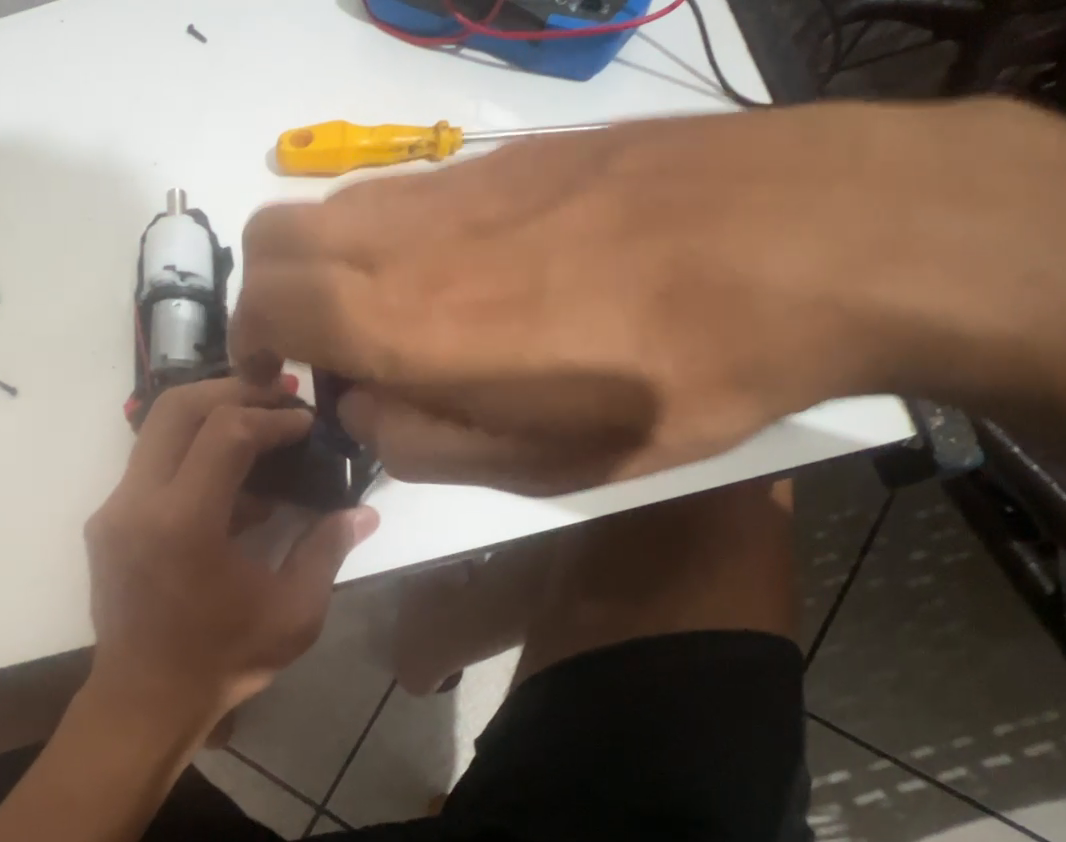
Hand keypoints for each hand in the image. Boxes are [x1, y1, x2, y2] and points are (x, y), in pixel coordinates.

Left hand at [80, 379, 379, 744]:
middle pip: (176, 408)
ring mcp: (113, 511)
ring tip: (259, 434)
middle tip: (276, 397)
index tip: (306, 423)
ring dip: (208, 419)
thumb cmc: (223, 661)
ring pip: (155, 431)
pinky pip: (149, 466)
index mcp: (183, 523)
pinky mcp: (106, 523)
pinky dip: (189, 456)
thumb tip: (363, 512)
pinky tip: (231, 486)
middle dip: (231, 391)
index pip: (226, 432)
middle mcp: (136, 504)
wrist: (145, 699)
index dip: (273, 418)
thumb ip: (326, 551)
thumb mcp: (293, 613)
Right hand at [232, 99, 1065, 493]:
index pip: (266, 300)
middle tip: (320, 355)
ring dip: (327, 266)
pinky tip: (465, 280)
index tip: (281, 385)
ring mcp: (461, 183)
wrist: (817, 236)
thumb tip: (360, 407)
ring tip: (393, 325)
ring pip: (334, 206)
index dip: (247, 346)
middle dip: (267, 298)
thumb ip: (427, 443)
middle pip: (273, 234)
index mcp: (414, 321)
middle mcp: (413, 235)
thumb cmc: (685, 375)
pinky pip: (405, 192)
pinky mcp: (510, 155)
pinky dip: (388, 238)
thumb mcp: (553, 462)